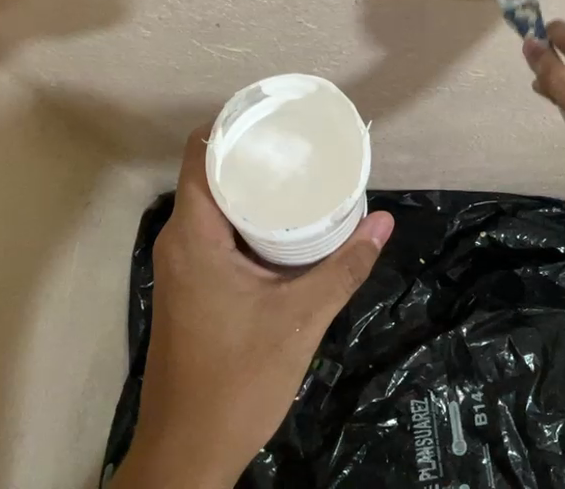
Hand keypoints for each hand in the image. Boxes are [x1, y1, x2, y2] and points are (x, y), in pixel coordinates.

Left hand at [112, 129, 394, 487]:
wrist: (189, 451)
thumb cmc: (238, 380)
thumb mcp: (300, 319)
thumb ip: (344, 267)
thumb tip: (384, 220)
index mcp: (194, 237)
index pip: (199, 153)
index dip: (232, 123)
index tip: (276, 112)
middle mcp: (179, 242)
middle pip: (209, 173)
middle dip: (252, 152)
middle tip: (301, 139)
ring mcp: (181, 266)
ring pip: (213, 204)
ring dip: (251, 186)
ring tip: (300, 171)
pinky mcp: (190, 287)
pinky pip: (215, 231)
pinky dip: (246, 216)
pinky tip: (284, 221)